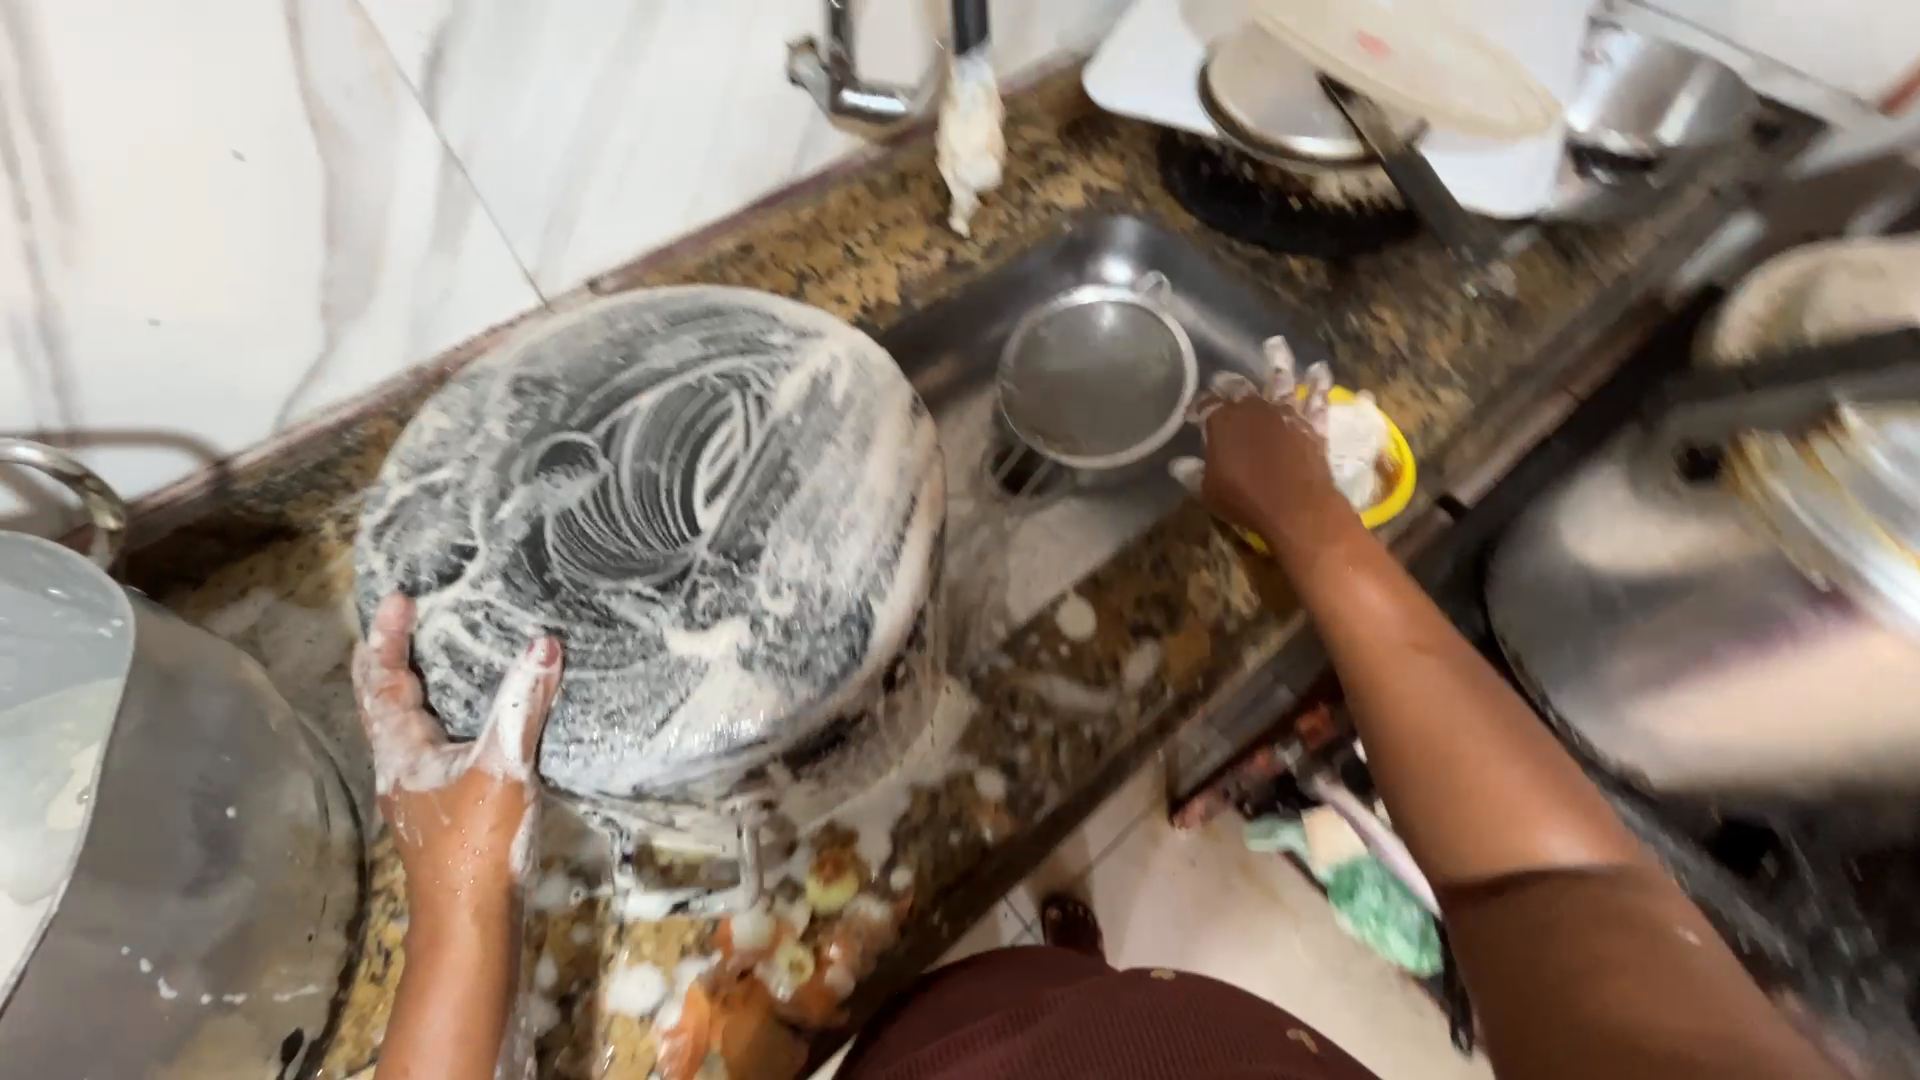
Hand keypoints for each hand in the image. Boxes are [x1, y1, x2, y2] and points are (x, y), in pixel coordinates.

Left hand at [351, 594, 562, 918]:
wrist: (474, 915)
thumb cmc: (478, 840)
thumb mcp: (504, 766)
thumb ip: (524, 704)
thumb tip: (546, 643)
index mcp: (402, 751)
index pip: (381, 682)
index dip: (385, 638)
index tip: (399, 598)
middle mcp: (402, 764)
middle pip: (385, 700)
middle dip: (394, 655)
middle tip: (416, 617)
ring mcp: (422, 786)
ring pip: (411, 722)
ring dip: (419, 683)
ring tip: (443, 653)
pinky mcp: (447, 801)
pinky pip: (438, 740)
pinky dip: (449, 712)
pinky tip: (479, 716)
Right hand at [1170, 337, 1346, 541]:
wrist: (1296, 507)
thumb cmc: (1244, 499)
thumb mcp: (1208, 490)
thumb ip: (1194, 474)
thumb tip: (1178, 464)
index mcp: (1223, 422)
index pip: (1206, 405)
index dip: (1198, 406)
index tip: (1192, 412)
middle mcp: (1255, 409)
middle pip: (1240, 387)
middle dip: (1229, 381)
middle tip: (1223, 378)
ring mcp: (1286, 414)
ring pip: (1282, 380)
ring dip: (1278, 361)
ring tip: (1275, 344)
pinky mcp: (1312, 425)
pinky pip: (1316, 399)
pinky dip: (1318, 383)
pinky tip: (1319, 369)